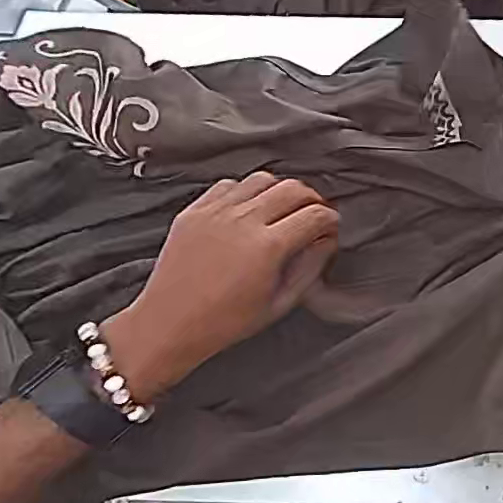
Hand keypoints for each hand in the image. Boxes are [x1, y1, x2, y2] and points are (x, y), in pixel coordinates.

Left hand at [100, 173, 338, 401]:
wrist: (171, 323)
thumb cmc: (224, 322)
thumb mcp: (279, 303)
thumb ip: (309, 268)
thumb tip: (326, 243)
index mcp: (268, 247)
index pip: (314, 215)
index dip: (330, 219)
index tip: (331, 227)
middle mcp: (243, 221)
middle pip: (293, 189)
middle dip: (312, 199)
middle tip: (314, 215)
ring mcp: (216, 212)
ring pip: (262, 179)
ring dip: (280, 191)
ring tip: (282, 210)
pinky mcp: (195, 211)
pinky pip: (229, 185)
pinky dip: (246, 191)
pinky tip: (248, 210)